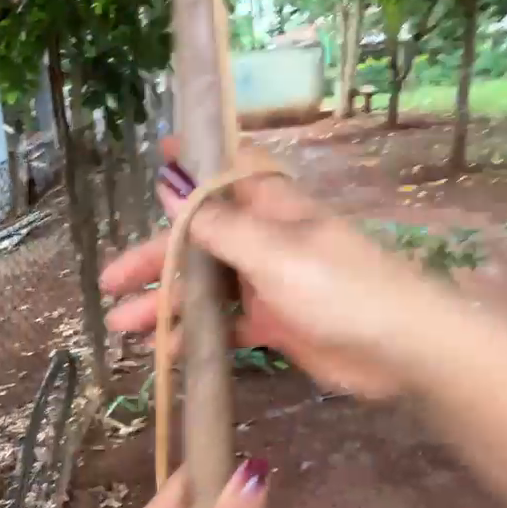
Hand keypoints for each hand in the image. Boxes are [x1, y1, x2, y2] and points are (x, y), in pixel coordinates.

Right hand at [102, 143, 443, 397]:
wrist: (397, 349)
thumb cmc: (341, 289)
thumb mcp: (276, 253)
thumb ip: (220, 227)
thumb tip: (172, 187)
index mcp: (271, 208)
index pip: (226, 171)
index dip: (192, 163)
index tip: (156, 155)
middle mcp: (265, 240)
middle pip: (199, 241)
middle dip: (154, 260)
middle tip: (109, 283)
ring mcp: (269, 283)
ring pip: (206, 288)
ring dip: (167, 305)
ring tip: (123, 327)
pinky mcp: (275, 323)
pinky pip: (225, 325)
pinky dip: (198, 336)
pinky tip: (169, 352)